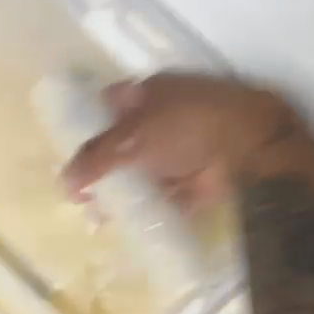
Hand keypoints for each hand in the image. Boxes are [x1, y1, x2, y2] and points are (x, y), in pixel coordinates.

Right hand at [62, 72, 313, 211]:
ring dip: (119, 193)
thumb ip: (93, 157)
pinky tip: (123, 221)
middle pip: (121, 144)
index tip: (68, 154)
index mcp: (150, 93)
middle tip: (79, 194)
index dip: (86, 127)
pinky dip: (144, 206)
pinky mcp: (194, 177)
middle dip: (99, 170)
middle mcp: (164, 117)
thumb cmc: (187, 127)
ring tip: (97, 216)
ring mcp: (181, 148)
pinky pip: (161, 193)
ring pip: (139, 172)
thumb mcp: (130, 137)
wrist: (250, 150)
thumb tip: (63, 182)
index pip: (107, 106)